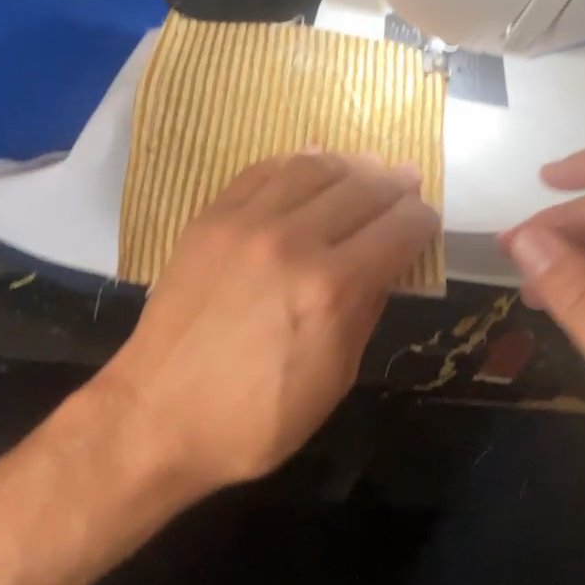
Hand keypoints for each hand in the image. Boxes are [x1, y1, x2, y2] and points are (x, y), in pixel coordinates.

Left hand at [97, 153, 439, 492]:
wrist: (158, 415)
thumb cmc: (257, 419)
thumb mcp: (334, 378)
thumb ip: (365, 311)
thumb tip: (386, 266)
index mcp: (333, 288)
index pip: (397, 230)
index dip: (421, 220)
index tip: (426, 219)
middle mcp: (294, 241)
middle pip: (361, 190)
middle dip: (393, 186)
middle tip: (406, 184)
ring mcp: (246, 223)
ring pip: (312, 169)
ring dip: (348, 166)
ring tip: (363, 170)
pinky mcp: (209, 219)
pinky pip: (261, 172)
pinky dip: (293, 164)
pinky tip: (307, 168)